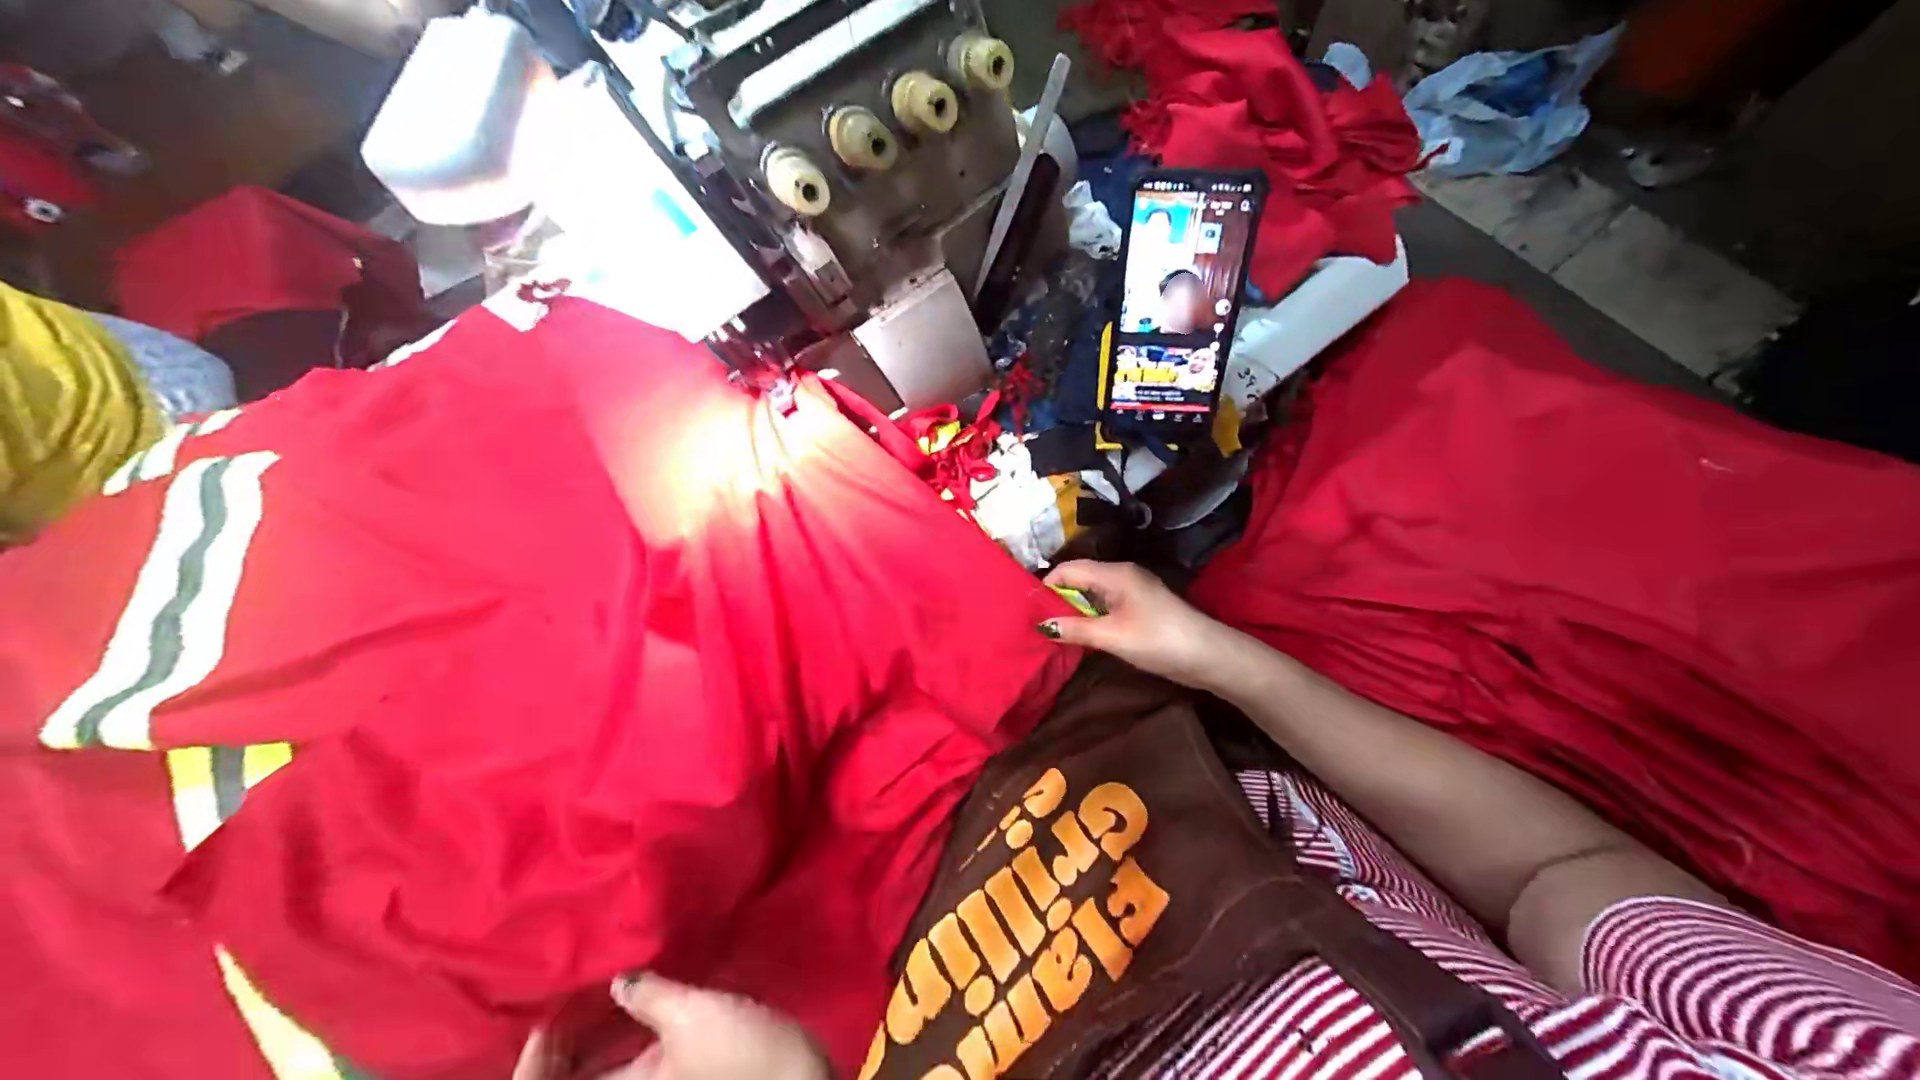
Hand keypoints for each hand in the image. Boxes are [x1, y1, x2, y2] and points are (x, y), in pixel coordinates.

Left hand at [513, 974, 829, 1079]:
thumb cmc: (740, 1057)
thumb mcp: (694, 1017)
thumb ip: (649, 995)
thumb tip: (618, 980)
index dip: (533, 1064)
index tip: (550, 1015)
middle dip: (557, 1048)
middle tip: (569, 998)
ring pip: (597, 1074)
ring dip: (586, 1044)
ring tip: (595, 995)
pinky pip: (623, 1070)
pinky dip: (616, 1043)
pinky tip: (631, 1006)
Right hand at [1039, 560, 1252, 693]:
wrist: (1209, 656)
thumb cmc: (1159, 641)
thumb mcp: (1113, 637)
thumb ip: (1076, 629)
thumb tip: (1042, 625)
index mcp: (1115, 574)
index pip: (1069, 569)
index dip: (1047, 586)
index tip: (1030, 610)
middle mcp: (1122, 575)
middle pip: (1079, 578)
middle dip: (1058, 598)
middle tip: (1039, 623)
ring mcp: (1133, 590)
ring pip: (1092, 592)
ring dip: (1074, 609)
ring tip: (1055, 630)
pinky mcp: (1140, 605)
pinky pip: (1105, 603)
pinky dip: (1090, 615)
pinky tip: (1082, 634)